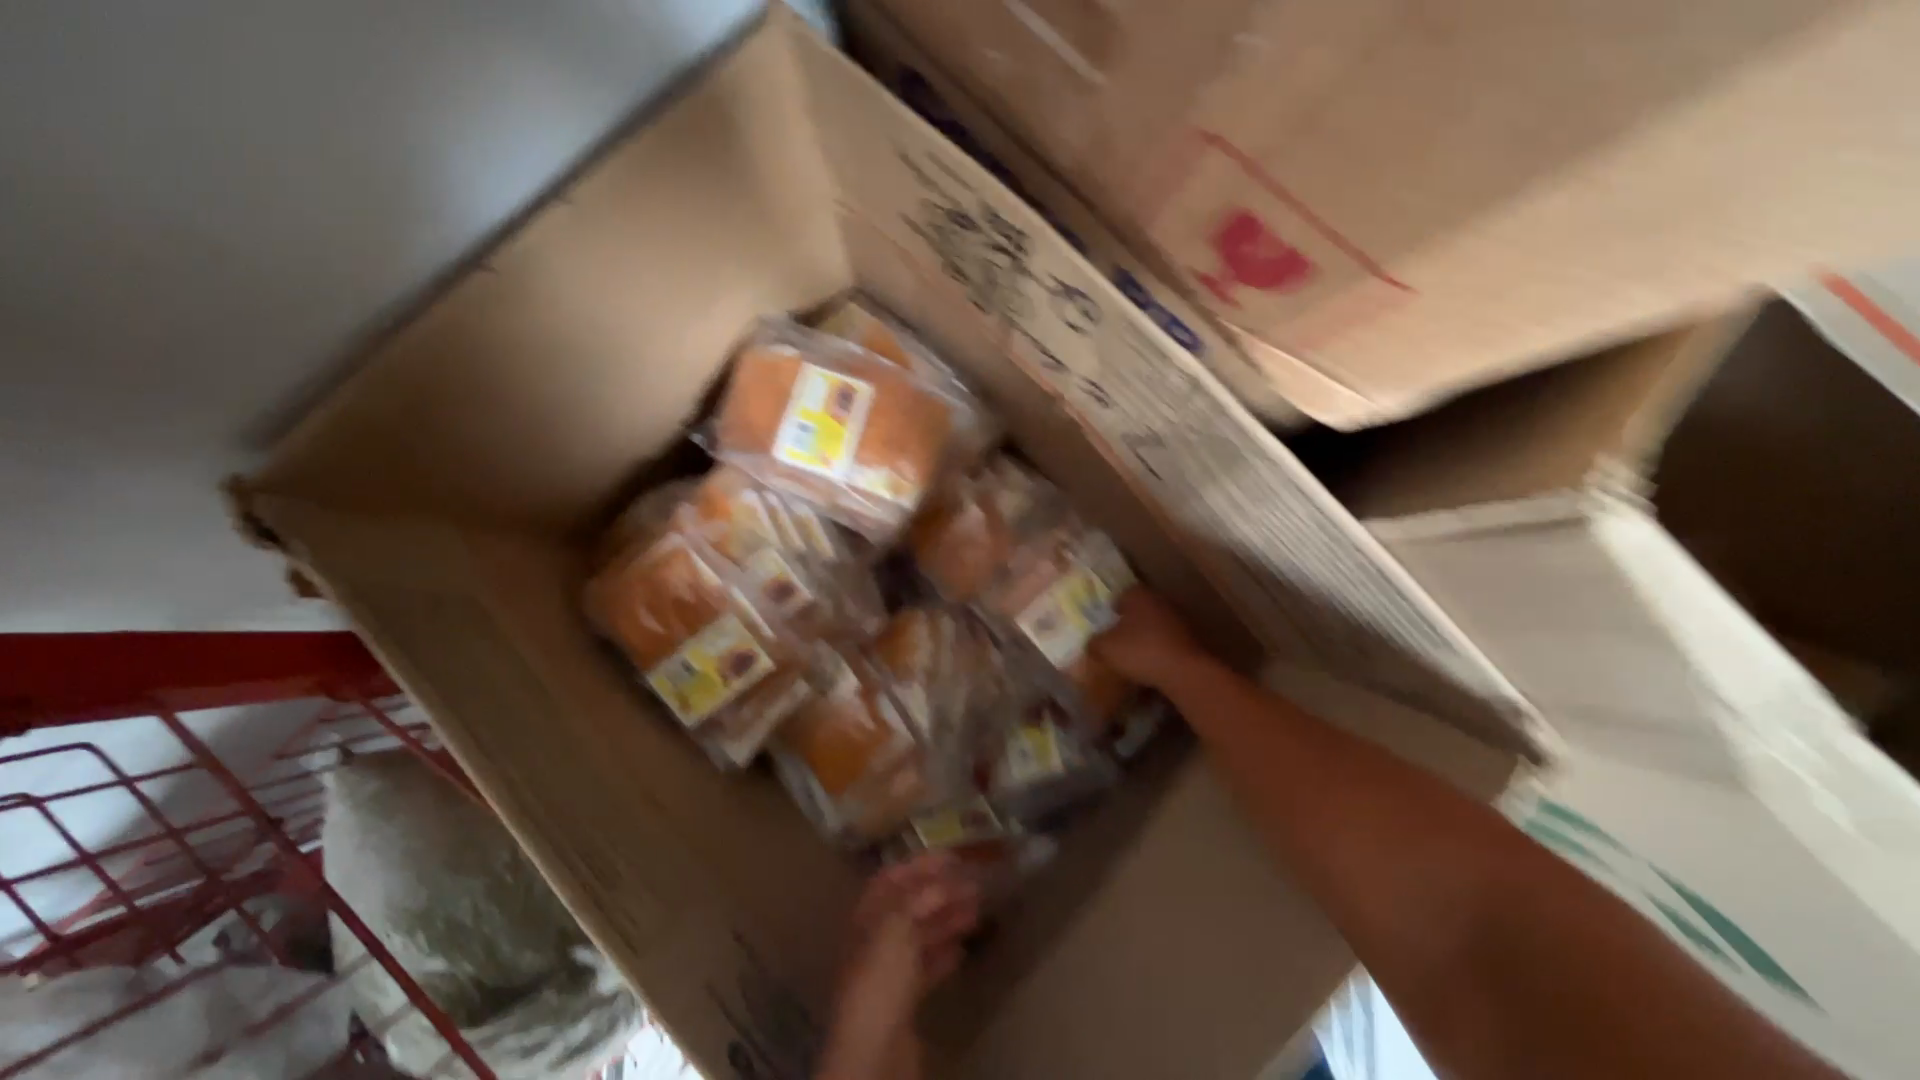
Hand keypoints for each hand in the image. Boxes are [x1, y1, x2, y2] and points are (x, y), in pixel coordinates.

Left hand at [820, 856, 980, 1079]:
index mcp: (867, 919)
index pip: (890, 880)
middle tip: (974, 883)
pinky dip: (944, 955)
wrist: (872, 1052)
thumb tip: (942, 880)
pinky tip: (962, 950)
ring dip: (947, 920)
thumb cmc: (880, 982)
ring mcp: (888, 972)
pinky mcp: (904, 1001)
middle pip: (909, 907)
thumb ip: (918, 900)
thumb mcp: (896, 930)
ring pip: (920, 937)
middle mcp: (874, 941)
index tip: (952, 857)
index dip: (918, 865)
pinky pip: (926, 969)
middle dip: (940, 892)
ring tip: (977, 910)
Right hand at [1092, 587, 1204, 689]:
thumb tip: (1092, 642)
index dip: (1112, 607)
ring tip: (1134, 653)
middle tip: (1117, 637)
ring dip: (1146, 635)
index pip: (1122, 594)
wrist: (1183, 671)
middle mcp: (1160, 601)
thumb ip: (1094, 643)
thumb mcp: (1105, 649)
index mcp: (1138, 595)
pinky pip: (1168, 640)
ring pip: (1156, 624)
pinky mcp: (1191, 638)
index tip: (1107, 621)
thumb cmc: (1139, 651)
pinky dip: (1160, 648)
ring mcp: (1178, 619)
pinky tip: (1152, 663)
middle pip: (1141, 608)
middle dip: (1130, 621)